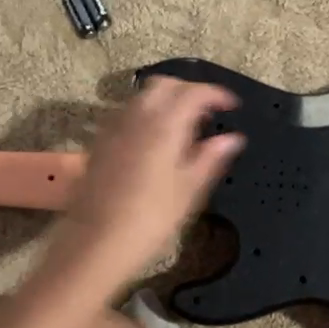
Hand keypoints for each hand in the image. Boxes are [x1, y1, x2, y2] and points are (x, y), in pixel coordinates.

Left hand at [55, 76, 245, 280]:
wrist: (96, 243)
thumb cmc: (150, 220)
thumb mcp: (189, 191)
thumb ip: (210, 157)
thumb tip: (232, 139)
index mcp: (164, 125)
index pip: (194, 92)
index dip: (216, 94)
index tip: (231, 105)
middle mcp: (137, 117)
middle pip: (164, 84)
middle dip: (188, 90)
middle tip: (208, 110)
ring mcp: (114, 127)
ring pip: (143, 96)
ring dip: (166, 99)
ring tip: (185, 124)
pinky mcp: (100, 142)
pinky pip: (127, 113)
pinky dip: (146, 113)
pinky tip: (155, 139)